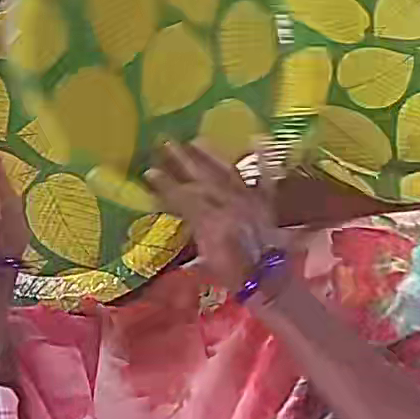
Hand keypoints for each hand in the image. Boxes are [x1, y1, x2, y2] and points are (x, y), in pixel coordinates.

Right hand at [144, 141, 284, 292]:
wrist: (271, 280)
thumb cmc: (235, 276)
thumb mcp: (206, 266)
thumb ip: (189, 253)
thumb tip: (174, 252)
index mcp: (208, 219)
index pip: (181, 197)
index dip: (164, 185)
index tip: (148, 171)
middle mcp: (226, 202)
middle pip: (200, 176)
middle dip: (181, 158)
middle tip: (165, 141)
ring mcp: (248, 198)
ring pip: (225, 170)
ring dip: (209, 154)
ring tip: (195, 140)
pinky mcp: (266, 200)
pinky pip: (265, 175)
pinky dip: (264, 157)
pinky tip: (259, 138)